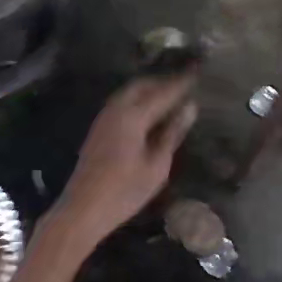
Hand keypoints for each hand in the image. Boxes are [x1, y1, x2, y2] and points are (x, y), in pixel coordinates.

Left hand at [53, 72, 198, 243]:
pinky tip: (149, 113)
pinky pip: (121, 104)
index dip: (182, 82)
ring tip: (171, 96)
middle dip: (163, 81)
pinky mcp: (98, 129)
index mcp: (132, 116)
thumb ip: (172, 133)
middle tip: (185, 84)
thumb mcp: (157, 166)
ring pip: (128, 93)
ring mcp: (103, 119)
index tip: (199, 72)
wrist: (82, 210)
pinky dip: (138, 100)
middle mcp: (115, 110)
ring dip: (149, 90)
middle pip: (141, 85)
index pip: (163, 92)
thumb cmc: (125, 192)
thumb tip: (189, 107)